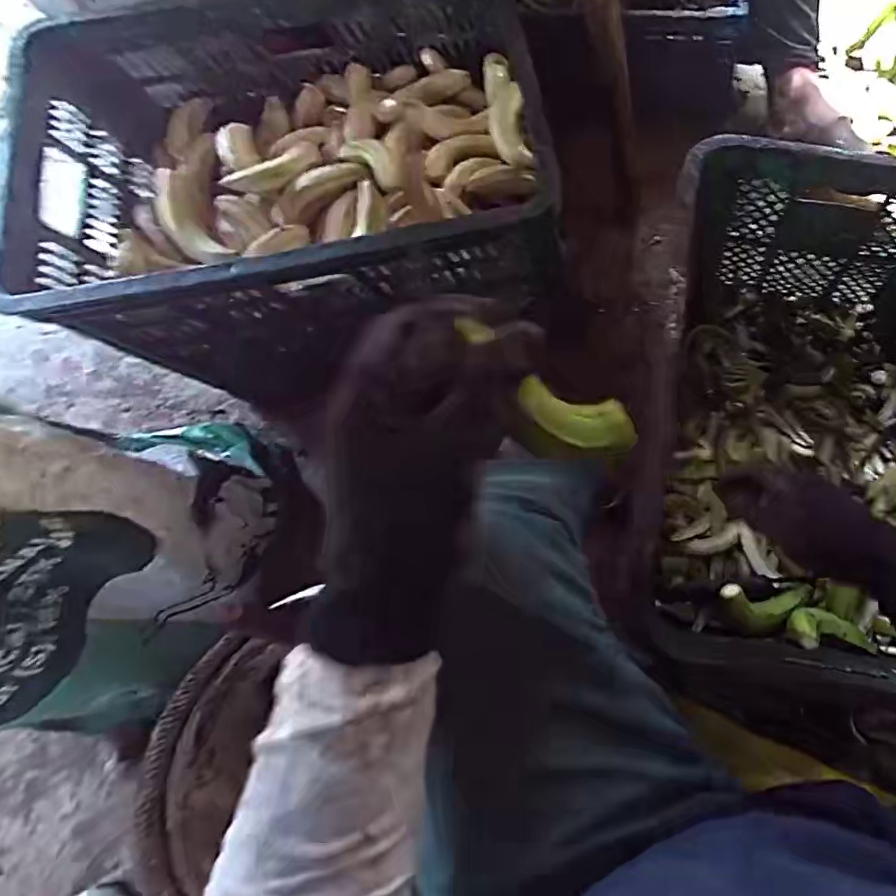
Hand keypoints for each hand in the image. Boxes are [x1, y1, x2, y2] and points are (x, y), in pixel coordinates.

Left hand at [307, 297, 541, 663]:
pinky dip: (479, 402)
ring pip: (440, 377)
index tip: (508, 314)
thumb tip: (527, 331)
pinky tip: (507, 409)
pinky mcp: (413, 448)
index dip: (460, 311)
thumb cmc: (413, 509)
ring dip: (481, 371)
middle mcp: (373, 399)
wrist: (393, 583)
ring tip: (519, 374)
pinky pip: (447, 408)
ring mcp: (391, 425)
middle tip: (521, 344)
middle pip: (425, 348)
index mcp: (367, 389)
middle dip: (476, 341)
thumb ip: (487, 380)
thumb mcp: (454, 438)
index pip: (411, 323)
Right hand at [721, 469, 895, 612]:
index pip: (753, 471)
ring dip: (766, 491)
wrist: (871, 550)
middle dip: (749, 482)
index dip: (733, 477)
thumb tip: (727, 494)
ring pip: (784, 484)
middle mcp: (801, 478)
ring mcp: (820, 487)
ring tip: (753, 507)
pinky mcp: (833, 500)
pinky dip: (782, 500)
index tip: (716, 484)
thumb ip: (752, 511)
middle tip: (732, 494)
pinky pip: (798, 493)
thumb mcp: (779, 531)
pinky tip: (783, 516)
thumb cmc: (821, 543)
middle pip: (769, 475)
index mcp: (786, 482)